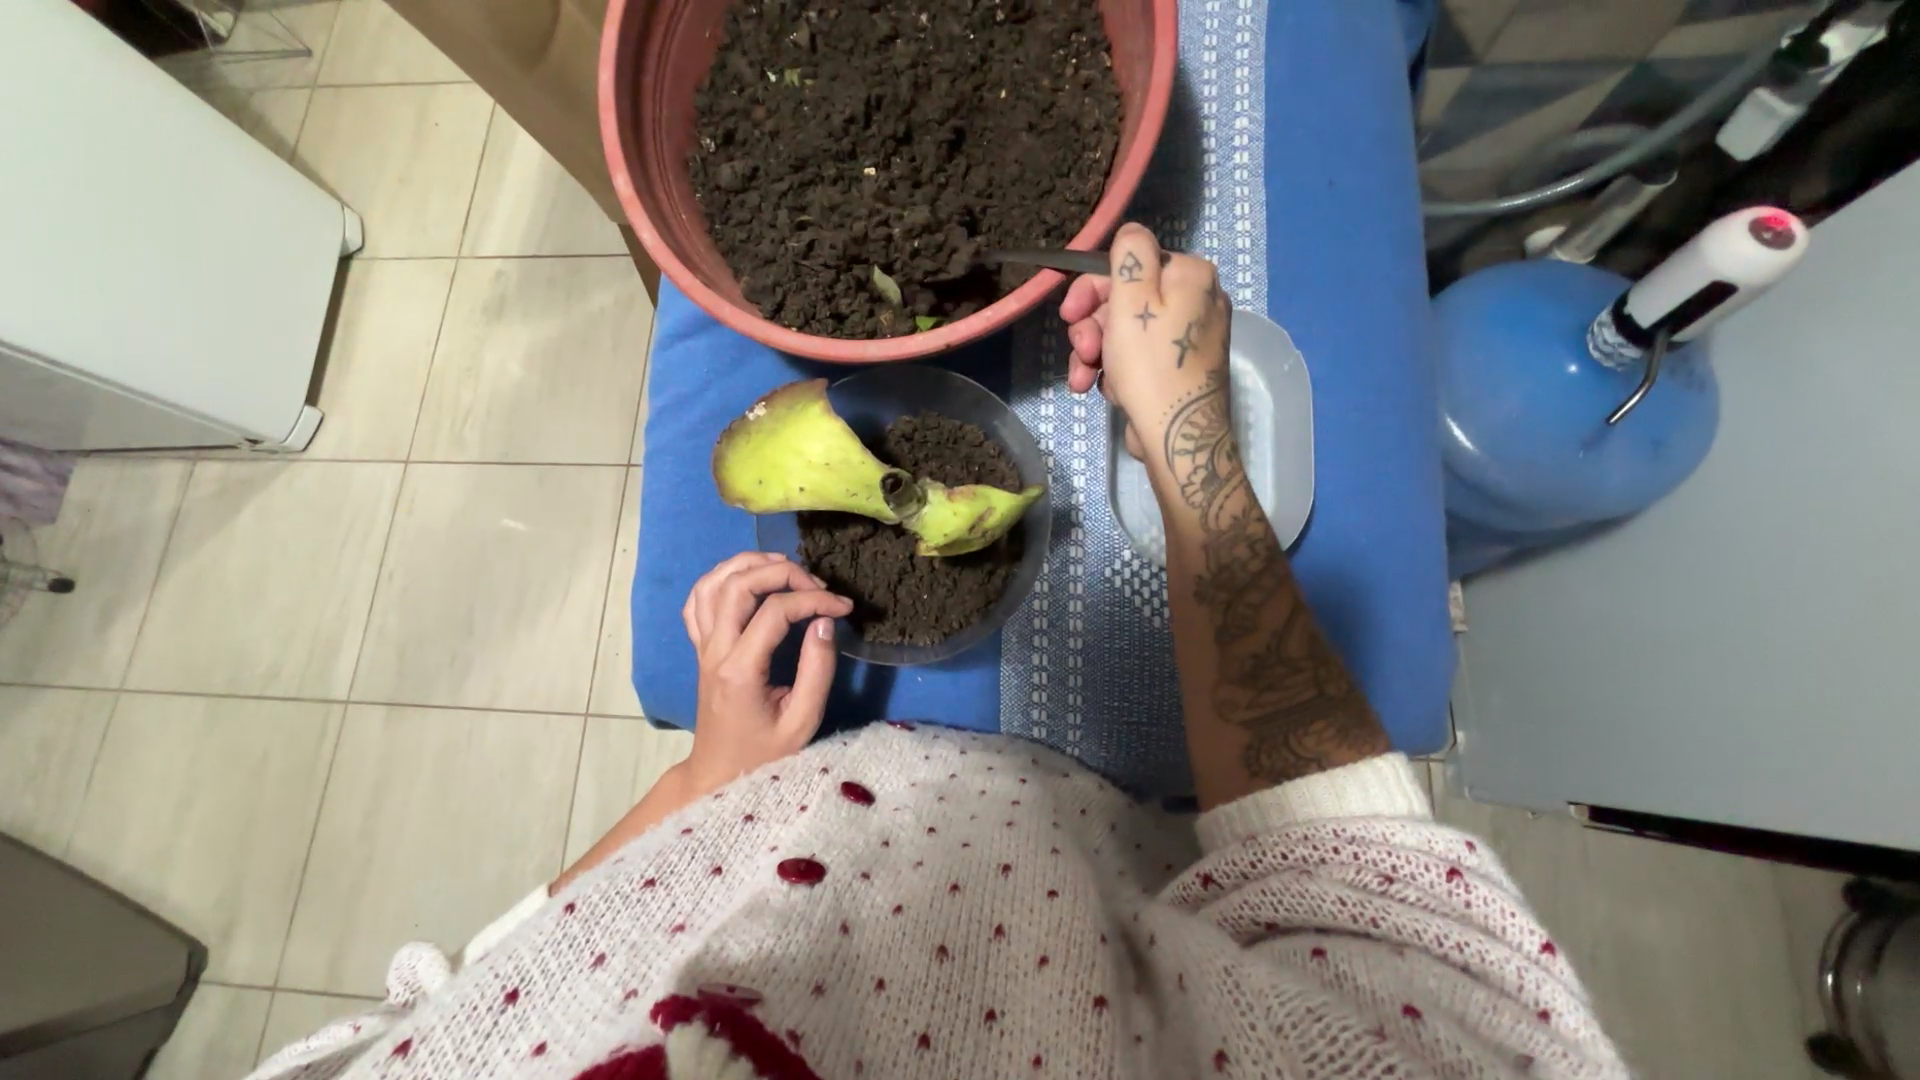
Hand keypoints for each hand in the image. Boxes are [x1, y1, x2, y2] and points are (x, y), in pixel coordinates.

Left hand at [681, 552, 852, 793]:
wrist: (719, 775)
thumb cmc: (765, 754)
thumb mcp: (803, 721)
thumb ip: (817, 670)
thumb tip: (825, 622)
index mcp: (740, 670)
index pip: (775, 611)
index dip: (814, 600)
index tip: (843, 608)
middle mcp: (715, 651)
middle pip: (738, 585)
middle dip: (783, 573)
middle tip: (817, 585)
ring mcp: (702, 647)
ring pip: (713, 584)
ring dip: (749, 564)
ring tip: (786, 567)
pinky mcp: (700, 648)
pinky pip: (698, 600)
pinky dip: (720, 578)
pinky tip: (747, 577)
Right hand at [1060, 223, 1231, 457]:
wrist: (1177, 436)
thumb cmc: (1151, 364)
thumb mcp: (1132, 299)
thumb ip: (1130, 255)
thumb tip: (1131, 232)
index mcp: (1190, 276)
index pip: (1130, 264)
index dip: (1092, 288)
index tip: (1068, 314)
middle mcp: (1196, 301)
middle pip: (1126, 300)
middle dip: (1092, 327)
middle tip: (1080, 352)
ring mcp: (1188, 339)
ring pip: (1125, 333)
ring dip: (1095, 354)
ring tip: (1084, 379)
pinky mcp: (1178, 370)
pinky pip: (1137, 358)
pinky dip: (1115, 371)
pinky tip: (1104, 390)